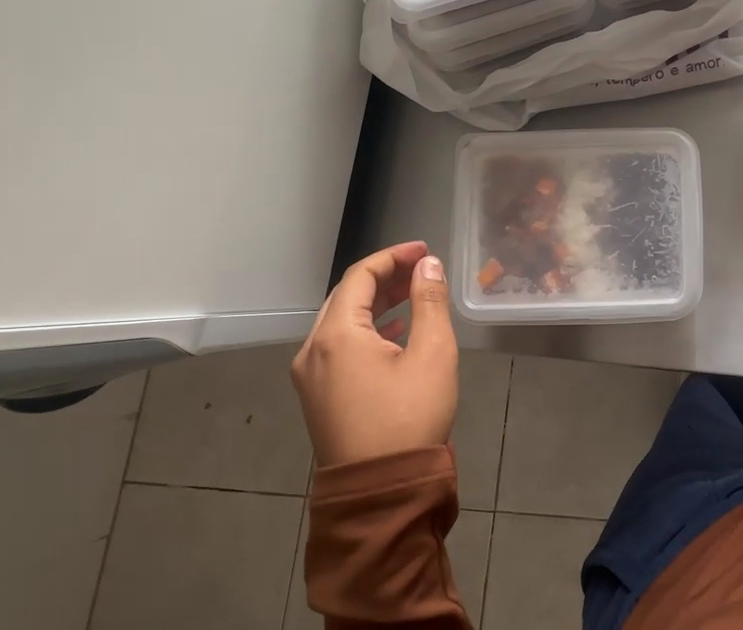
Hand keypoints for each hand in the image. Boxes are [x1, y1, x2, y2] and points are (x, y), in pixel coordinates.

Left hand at [291, 241, 458, 466]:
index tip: (424, 251)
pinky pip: (337, 347)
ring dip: (375, 304)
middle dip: (385, 279)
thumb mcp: (432, 354)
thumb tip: (428, 266)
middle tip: (422, 270)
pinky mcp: (317, 396)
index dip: (393, 257)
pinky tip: (394, 333)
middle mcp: (313, 350)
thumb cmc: (410, 417)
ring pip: (340, 322)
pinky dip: (365, 330)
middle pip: (346, 297)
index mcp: (337, 334)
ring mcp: (310, 376)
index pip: (360, 276)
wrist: (380, 490)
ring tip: (413, 295)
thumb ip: (429, 302)